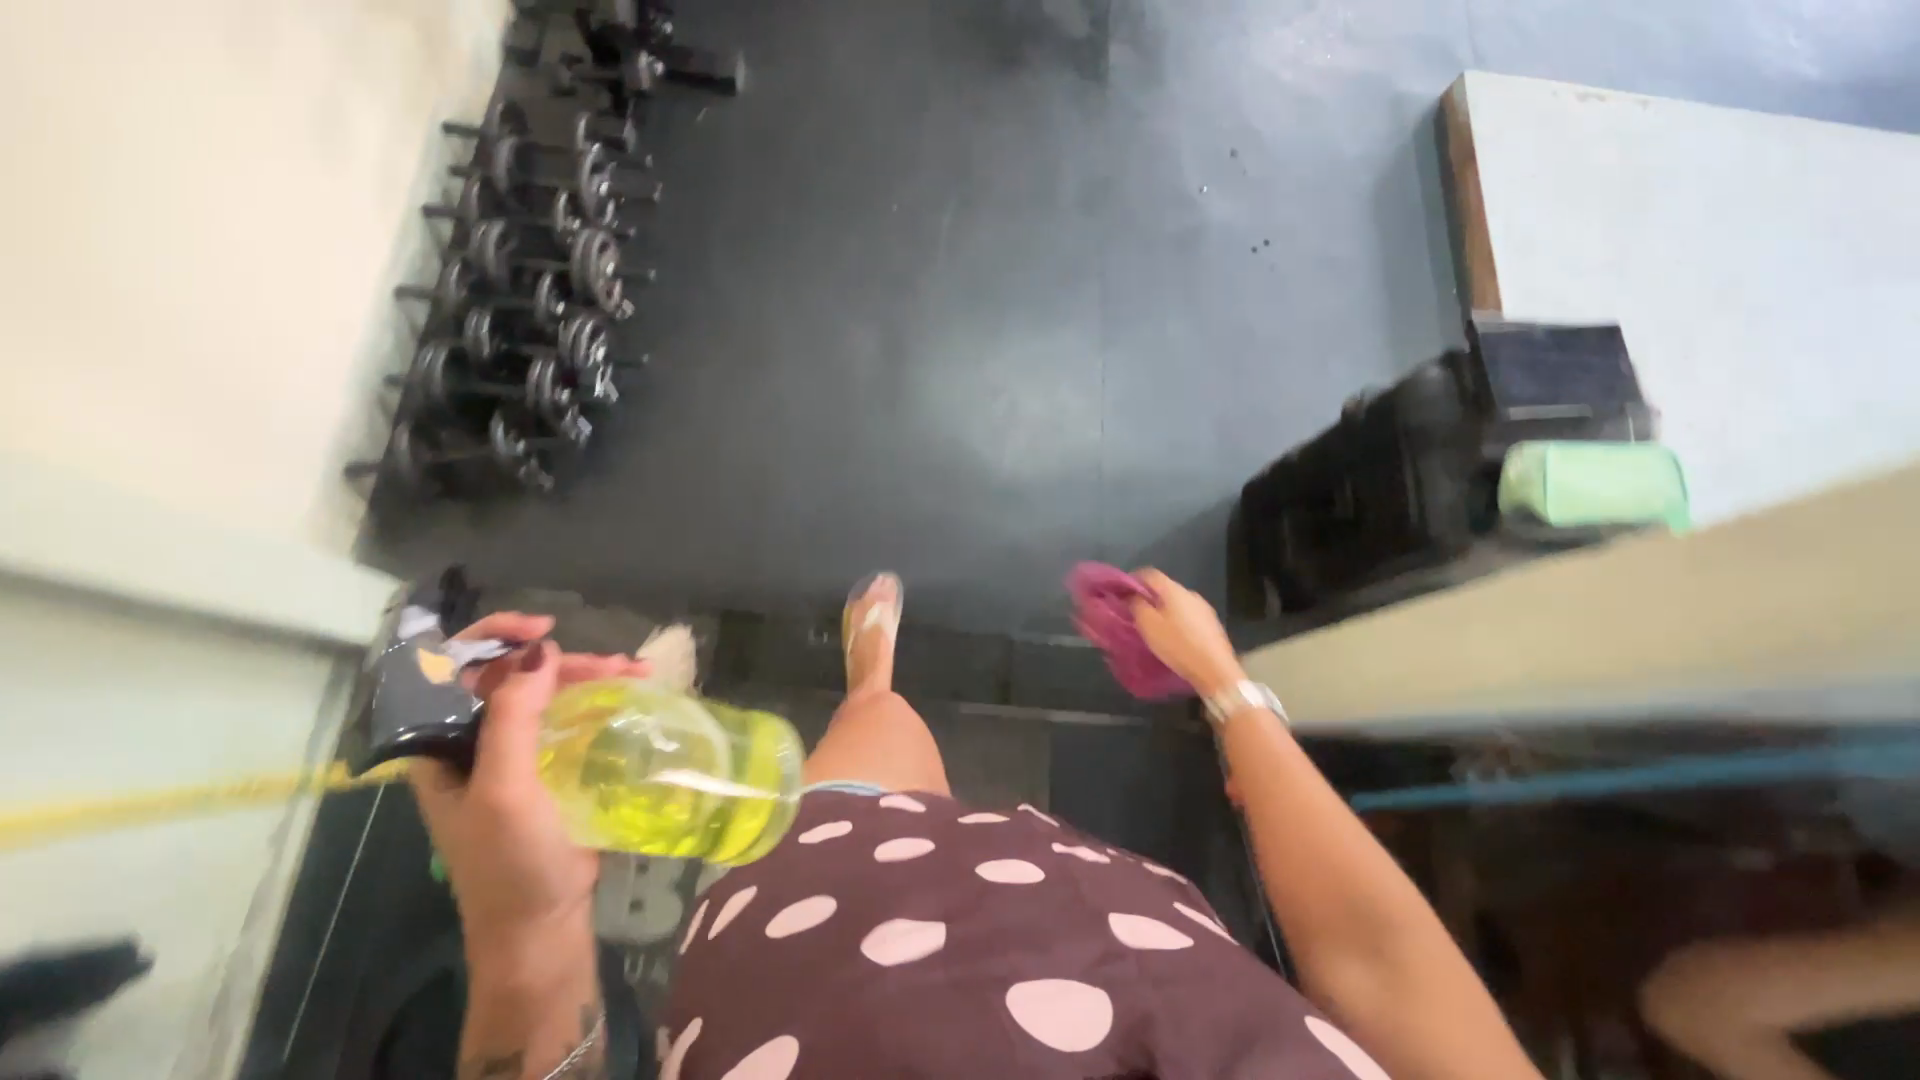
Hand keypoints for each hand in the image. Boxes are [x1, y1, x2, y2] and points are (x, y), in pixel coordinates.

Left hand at [408, 613, 648, 969]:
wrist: (541, 923)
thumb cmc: (510, 861)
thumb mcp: (505, 788)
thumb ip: (512, 718)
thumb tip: (539, 651)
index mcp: (441, 744)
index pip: (453, 669)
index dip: (494, 637)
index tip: (545, 631)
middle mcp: (471, 742)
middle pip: (509, 675)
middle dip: (559, 660)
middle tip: (614, 663)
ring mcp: (511, 754)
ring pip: (543, 693)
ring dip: (587, 676)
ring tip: (637, 671)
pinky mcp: (546, 768)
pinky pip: (567, 717)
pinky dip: (597, 699)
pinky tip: (629, 692)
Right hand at [1130, 569, 1244, 698]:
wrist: (1215, 669)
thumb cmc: (1177, 645)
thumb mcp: (1148, 625)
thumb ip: (1136, 605)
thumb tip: (1131, 594)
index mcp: (1174, 590)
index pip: (1149, 573)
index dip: (1132, 580)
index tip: (1120, 593)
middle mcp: (1190, 593)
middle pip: (1163, 587)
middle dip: (1147, 596)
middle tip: (1133, 612)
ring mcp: (1203, 608)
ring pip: (1176, 602)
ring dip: (1162, 609)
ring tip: (1152, 626)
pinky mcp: (1211, 623)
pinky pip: (1187, 614)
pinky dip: (1175, 619)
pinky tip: (1172, 635)